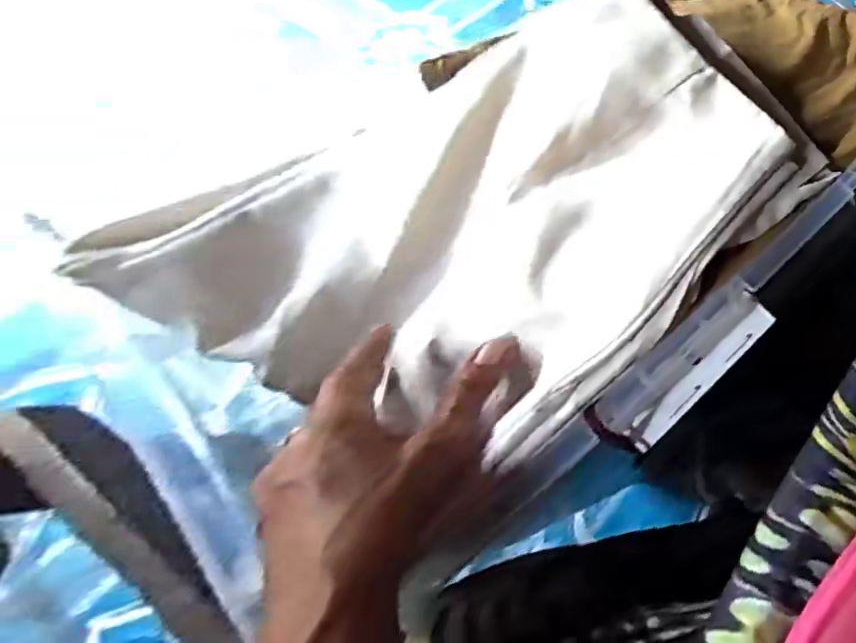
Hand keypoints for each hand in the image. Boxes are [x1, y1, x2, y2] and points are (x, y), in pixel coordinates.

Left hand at [253, 327, 520, 642]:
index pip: (348, 376)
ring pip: (306, 448)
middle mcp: (292, 454)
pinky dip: (323, 464)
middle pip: (322, 414)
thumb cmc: (387, 514)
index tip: (384, 331)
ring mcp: (275, 495)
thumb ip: (468, 397)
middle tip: (376, 383)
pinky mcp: (274, 527)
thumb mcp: (439, 451)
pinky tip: (342, 478)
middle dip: (350, 396)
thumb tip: (500, 342)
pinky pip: (300, 477)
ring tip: (362, 430)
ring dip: (333, 434)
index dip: (369, 351)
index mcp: (330, 429)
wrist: (328, 605)